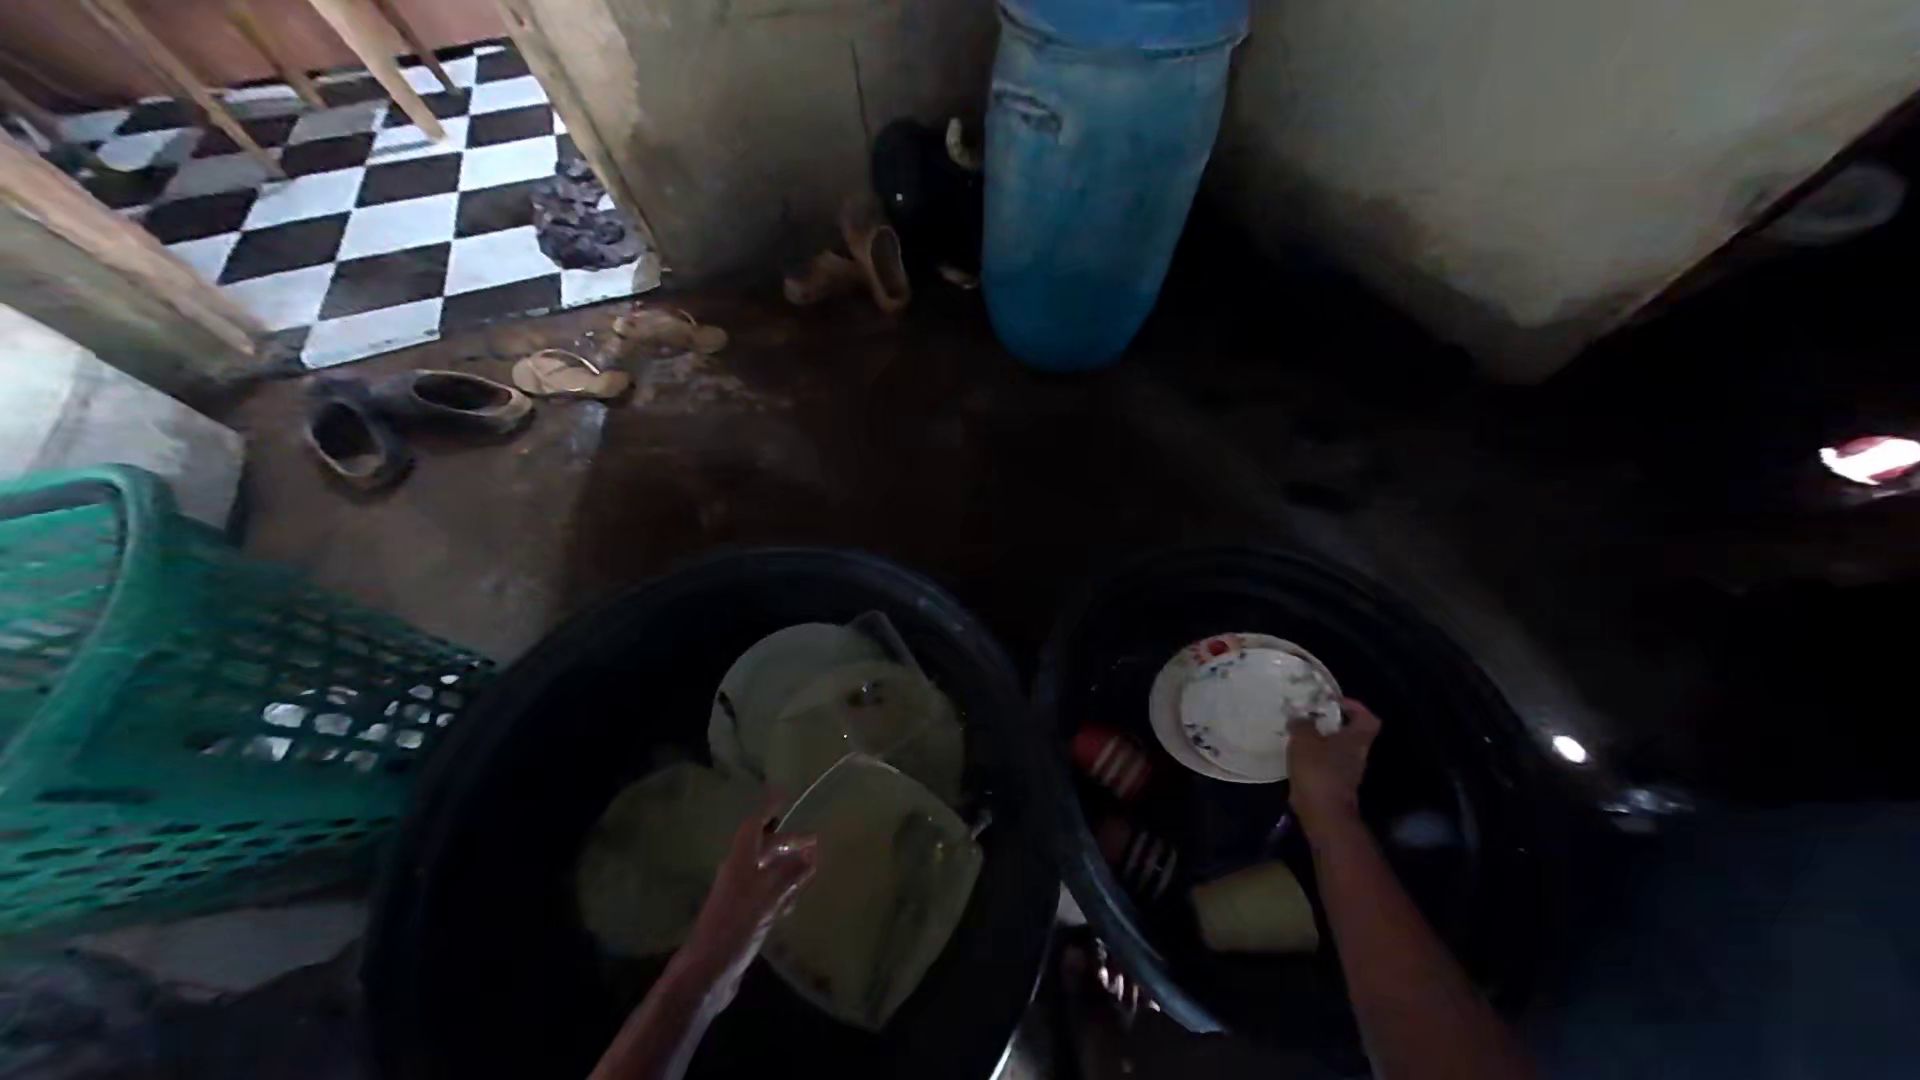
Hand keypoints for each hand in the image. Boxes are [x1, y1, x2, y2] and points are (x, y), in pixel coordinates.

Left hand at [679, 801, 816, 988]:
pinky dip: (783, 889)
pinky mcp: (743, 919)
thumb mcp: (767, 895)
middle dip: (788, 841)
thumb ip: (790, 873)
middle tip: (814, 840)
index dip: (767, 809)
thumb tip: (811, 854)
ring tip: (811, 864)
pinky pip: (767, 894)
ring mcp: (740, 898)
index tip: (783, 795)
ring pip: (767, 872)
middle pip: (764, 849)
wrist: (705, 973)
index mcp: (740, 862)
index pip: (754, 826)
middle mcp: (738, 874)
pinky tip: (795, 897)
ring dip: (787, 865)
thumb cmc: (735, 925)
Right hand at [1288, 697, 1380, 834]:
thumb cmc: (1318, 769)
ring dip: (1320, 738)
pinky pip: (1325, 760)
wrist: (1322, 810)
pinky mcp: (1333, 782)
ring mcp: (1346, 770)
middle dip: (1331, 721)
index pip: (1367, 718)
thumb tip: (1299, 716)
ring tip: (1298, 731)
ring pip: (1336, 746)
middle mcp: (1356, 754)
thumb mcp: (1304, 738)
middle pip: (1350, 732)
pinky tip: (1296, 752)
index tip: (1332, 701)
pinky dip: (1313, 754)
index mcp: (1356, 740)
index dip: (1354, 706)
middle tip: (1309, 714)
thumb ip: (1302, 723)